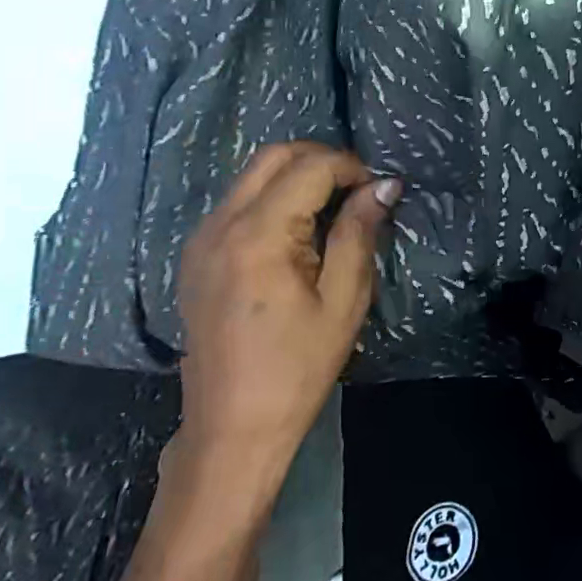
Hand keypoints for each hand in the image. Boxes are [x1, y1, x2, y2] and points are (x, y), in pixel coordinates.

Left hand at [175, 141, 400, 470]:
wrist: (233, 423)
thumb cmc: (299, 364)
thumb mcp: (345, 298)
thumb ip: (359, 233)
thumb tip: (384, 186)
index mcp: (257, 236)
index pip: (308, 169)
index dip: (351, 168)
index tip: (381, 193)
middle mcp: (218, 226)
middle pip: (272, 157)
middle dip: (323, 161)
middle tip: (362, 191)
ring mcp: (200, 240)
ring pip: (252, 176)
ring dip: (299, 178)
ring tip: (339, 211)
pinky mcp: (196, 256)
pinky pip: (239, 203)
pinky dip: (276, 199)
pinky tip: (303, 233)